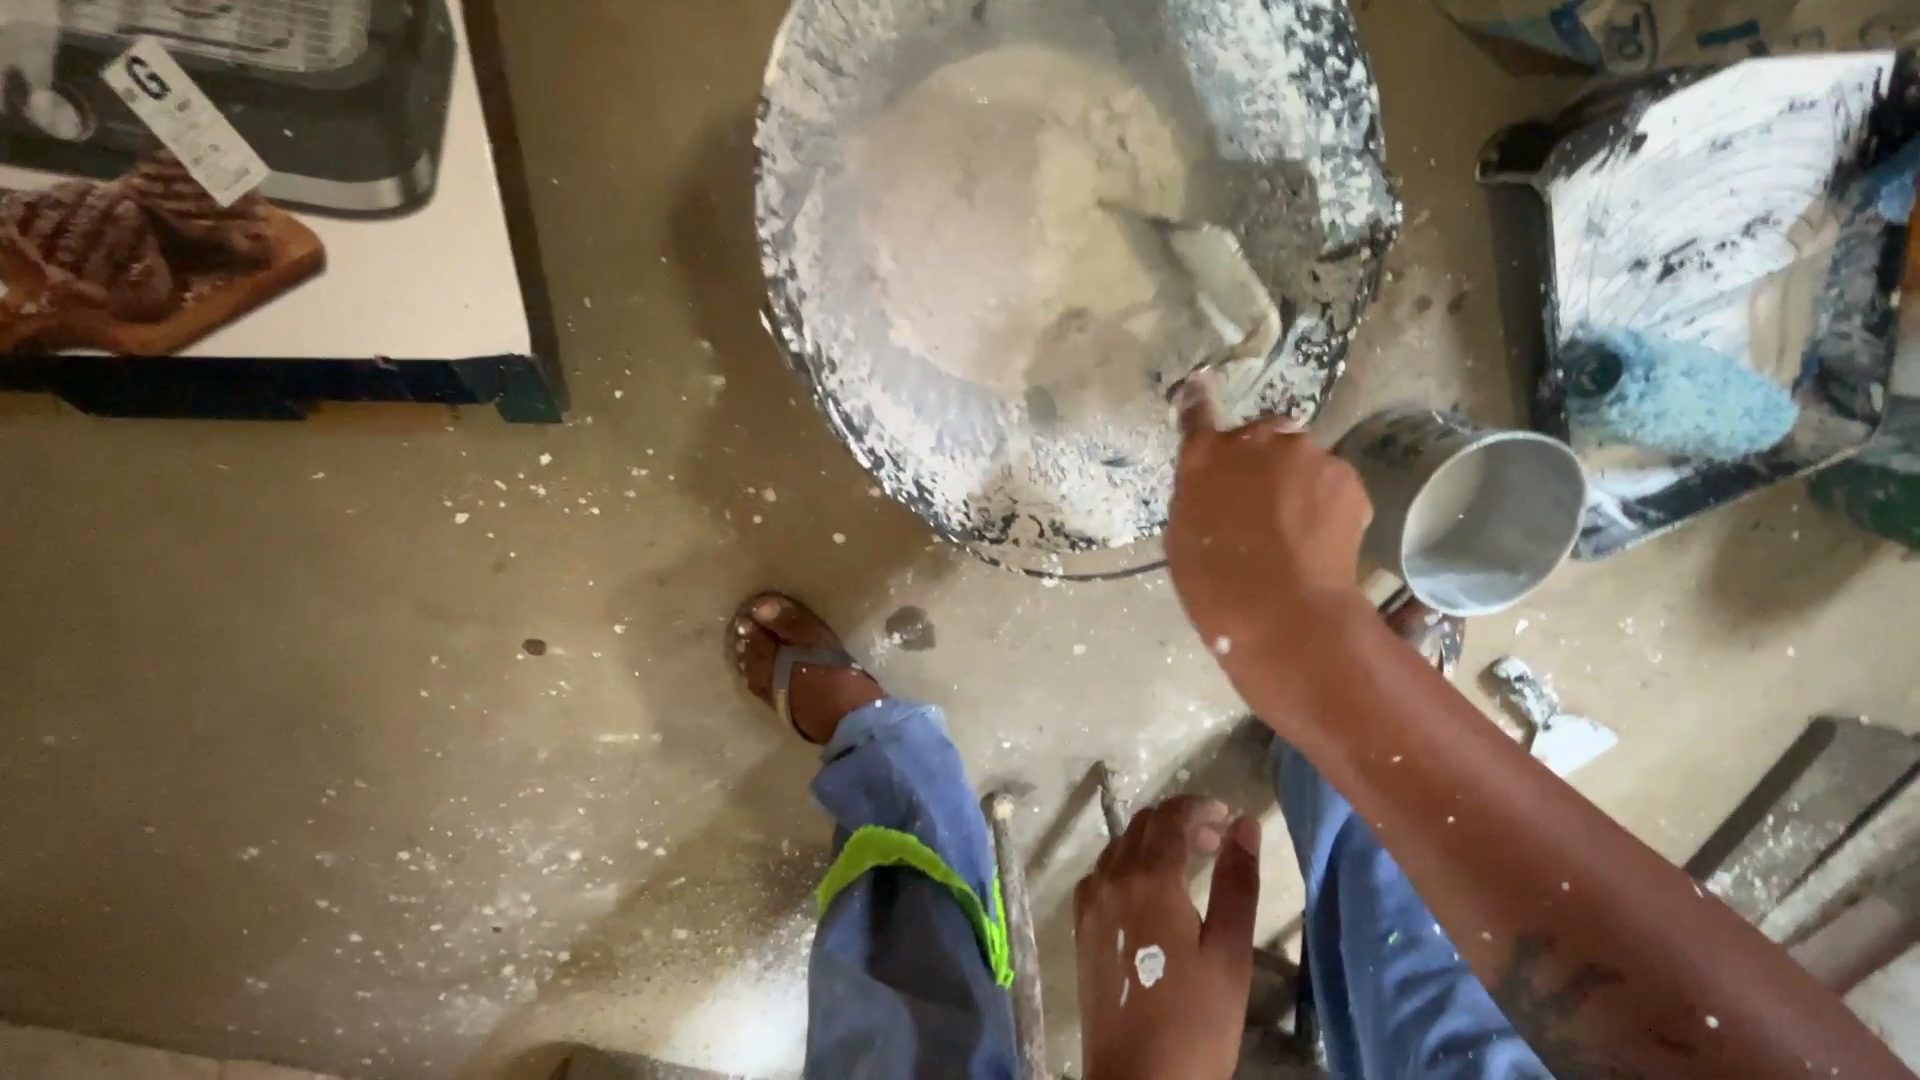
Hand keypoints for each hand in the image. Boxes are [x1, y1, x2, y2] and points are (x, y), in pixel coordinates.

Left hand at [1074, 796, 1260, 1079]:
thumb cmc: (1195, 1021)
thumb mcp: (1229, 953)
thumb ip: (1237, 882)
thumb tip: (1244, 825)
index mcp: (1149, 879)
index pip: (1171, 817)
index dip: (1199, 806)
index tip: (1227, 814)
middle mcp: (1111, 879)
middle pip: (1142, 825)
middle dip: (1178, 821)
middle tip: (1215, 842)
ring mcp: (1090, 902)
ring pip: (1119, 846)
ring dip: (1152, 842)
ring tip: (1188, 865)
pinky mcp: (1081, 927)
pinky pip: (1102, 873)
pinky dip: (1127, 864)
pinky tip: (1149, 893)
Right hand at [1165, 373, 1372, 664]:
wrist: (1281, 611)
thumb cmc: (1214, 583)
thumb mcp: (1185, 534)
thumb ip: (1200, 495)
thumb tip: (1218, 485)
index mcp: (1203, 458)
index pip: (1196, 414)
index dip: (1198, 397)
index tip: (1201, 379)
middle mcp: (1255, 442)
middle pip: (1262, 437)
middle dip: (1264, 460)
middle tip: (1264, 504)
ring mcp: (1305, 454)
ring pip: (1302, 459)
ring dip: (1298, 481)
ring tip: (1297, 530)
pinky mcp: (1345, 476)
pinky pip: (1332, 482)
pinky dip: (1327, 502)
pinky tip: (1320, 538)